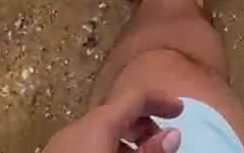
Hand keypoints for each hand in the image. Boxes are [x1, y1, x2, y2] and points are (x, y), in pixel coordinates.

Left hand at [41, 87, 184, 152]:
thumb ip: (150, 152)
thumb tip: (174, 135)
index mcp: (99, 121)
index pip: (138, 96)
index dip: (162, 100)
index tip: (180, 113)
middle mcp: (80, 125)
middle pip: (120, 113)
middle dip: (145, 125)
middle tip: (161, 144)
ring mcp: (63, 143)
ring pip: (103, 131)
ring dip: (127, 141)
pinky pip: (87, 144)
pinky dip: (107, 149)